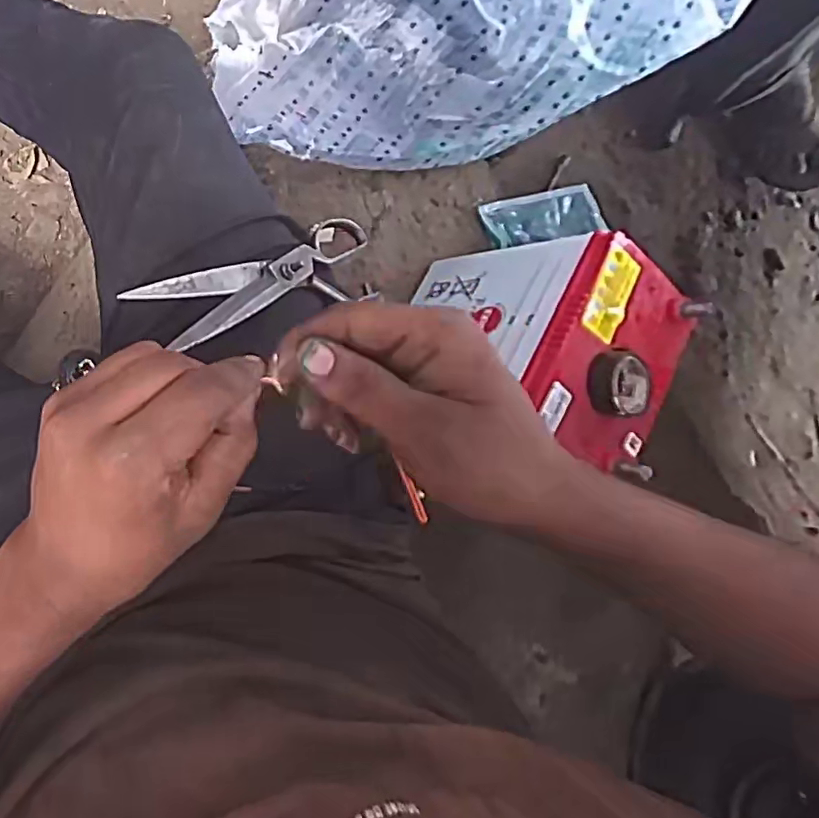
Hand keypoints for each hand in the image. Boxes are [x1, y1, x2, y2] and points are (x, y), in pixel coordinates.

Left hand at [8, 343, 264, 621]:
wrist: (62, 559)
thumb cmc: (132, 549)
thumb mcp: (202, 509)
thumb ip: (233, 443)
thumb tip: (244, 391)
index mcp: (131, 459)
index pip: (199, 392)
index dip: (236, 378)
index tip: (254, 374)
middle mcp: (92, 422)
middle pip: (173, 364)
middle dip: (206, 378)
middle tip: (216, 411)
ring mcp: (69, 405)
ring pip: (147, 353)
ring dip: (177, 372)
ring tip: (179, 412)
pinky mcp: (60, 396)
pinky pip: (120, 361)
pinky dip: (146, 373)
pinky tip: (148, 407)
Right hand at [276, 302, 581, 526]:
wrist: (538, 499)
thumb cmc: (489, 465)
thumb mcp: (419, 428)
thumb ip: (361, 387)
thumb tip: (307, 354)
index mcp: (433, 330)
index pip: (349, 318)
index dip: (307, 344)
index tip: (280, 381)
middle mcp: (427, 331)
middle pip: (348, 338)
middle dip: (321, 377)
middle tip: (312, 422)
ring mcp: (424, 353)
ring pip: (353, 360)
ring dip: (334, 395)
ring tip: (337, 435)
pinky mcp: (421, 376)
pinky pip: (370, 379)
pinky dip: (353, 405)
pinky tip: (353, 433)